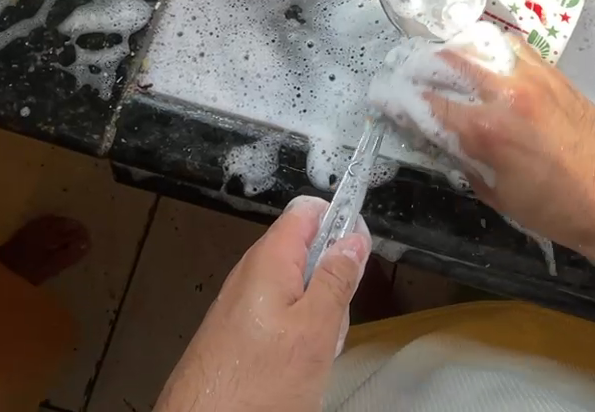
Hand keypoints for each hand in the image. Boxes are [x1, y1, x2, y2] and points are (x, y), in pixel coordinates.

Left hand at [156, 195, 369, 411]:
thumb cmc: (258, 383)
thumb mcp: (315, 330)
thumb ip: (337, 280)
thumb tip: (353, 239)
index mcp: (269, 258)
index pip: (308, 210)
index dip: (338, 220)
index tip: (357, 250)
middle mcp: (251, 271)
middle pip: (305, 250)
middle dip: (329, 278)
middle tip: (333, 318)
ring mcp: (241, 301)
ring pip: (295, 287)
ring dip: (315, 313)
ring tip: (315, 352)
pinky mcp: (237, 330)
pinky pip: (278, 314)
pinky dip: (295, 333)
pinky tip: (295, 366)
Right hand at [400, 35, 594, 258]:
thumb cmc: (557, 211)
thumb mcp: (495, 195)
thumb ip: (460, 158)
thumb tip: (435, 135)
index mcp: (485, 131)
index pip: (425, 104)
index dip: (396, 99)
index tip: (382, 96)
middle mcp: (503, 93)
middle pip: (444, 61)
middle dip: (416, 67)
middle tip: (404, 74)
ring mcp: (529, 75)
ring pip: (476, 43)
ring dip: (449, 50)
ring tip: (437, 61)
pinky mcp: (549, 70)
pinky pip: (508, 45)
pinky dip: (487, 47)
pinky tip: (480, 57)